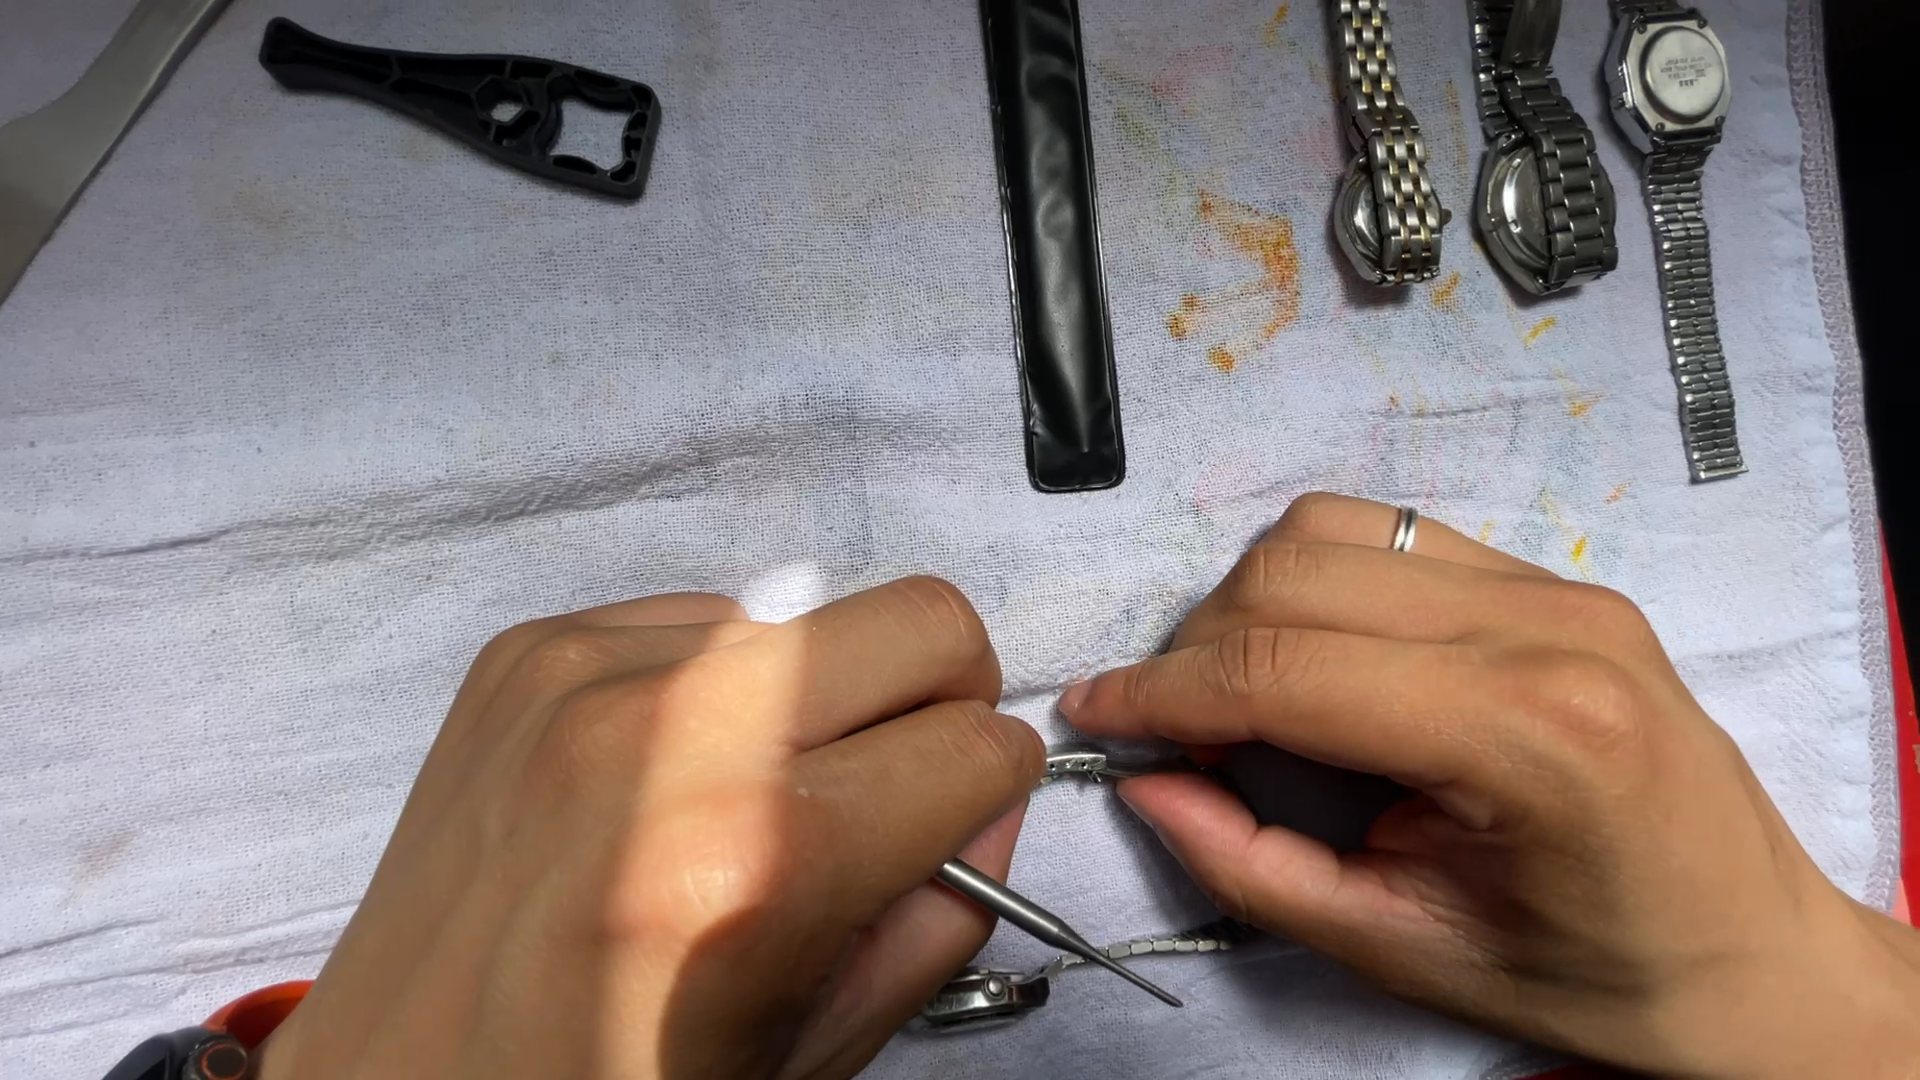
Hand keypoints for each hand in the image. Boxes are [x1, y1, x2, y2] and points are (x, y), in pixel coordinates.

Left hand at [257, 578, 1042, 1079]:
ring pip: (820, 617)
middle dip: (946, 687)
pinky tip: (664, 763)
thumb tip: (992, 784)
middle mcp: (677, 733)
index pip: (978, 743)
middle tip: (897, 759)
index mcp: (760, 862)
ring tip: (752, 777)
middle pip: (924, 616)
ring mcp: (591, 668)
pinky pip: (710, 622)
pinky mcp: (536, 644)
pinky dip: (724, 687)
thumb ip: (948, 905)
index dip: (994, 777)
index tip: (962, 803)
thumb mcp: (826, 1040)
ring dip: (821, 694)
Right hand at [1061, 493, 1919, 1078]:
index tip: (1092, 711)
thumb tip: (1143, 782)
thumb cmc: (1584, 973)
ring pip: (1314, 533)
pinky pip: (1365, 527)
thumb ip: (1244, 864)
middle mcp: (1540, 624)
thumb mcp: (1394, 949)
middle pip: (1285, 583)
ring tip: (1239, 684)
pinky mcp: (1537, 568)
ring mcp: (1545, 579)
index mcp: (1526, 734)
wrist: (1759, 953)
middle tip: (1176, 729)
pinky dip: (1297, 575)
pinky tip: (1306, 642)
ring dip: (1240, 604)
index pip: (1283, 672)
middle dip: (1193, 653)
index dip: (1161, 691)